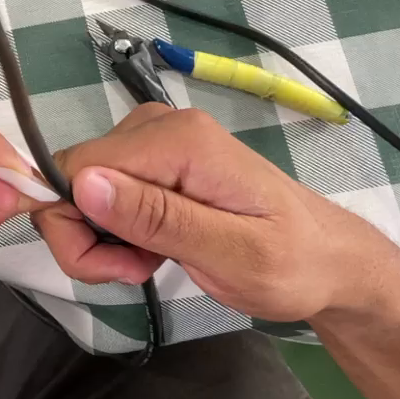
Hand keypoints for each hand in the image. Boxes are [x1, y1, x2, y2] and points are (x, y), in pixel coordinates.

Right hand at [29, 104, 399, 322]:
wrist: (330, 261)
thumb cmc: (294, 264)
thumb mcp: (233, 254)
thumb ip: (158, 217)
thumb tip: (83, 184)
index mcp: (178, 141)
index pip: (76, 167)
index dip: (70, 221)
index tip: (110, 268)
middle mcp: (157, 127)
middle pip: (71, 176)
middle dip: (83, 234)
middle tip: (130, 271)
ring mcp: (152, 141)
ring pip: (79, 186)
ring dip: (96, 236)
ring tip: (144, 263)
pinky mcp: (150, 160)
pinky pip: (97, 191)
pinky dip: (108, 229)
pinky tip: (145, 249)